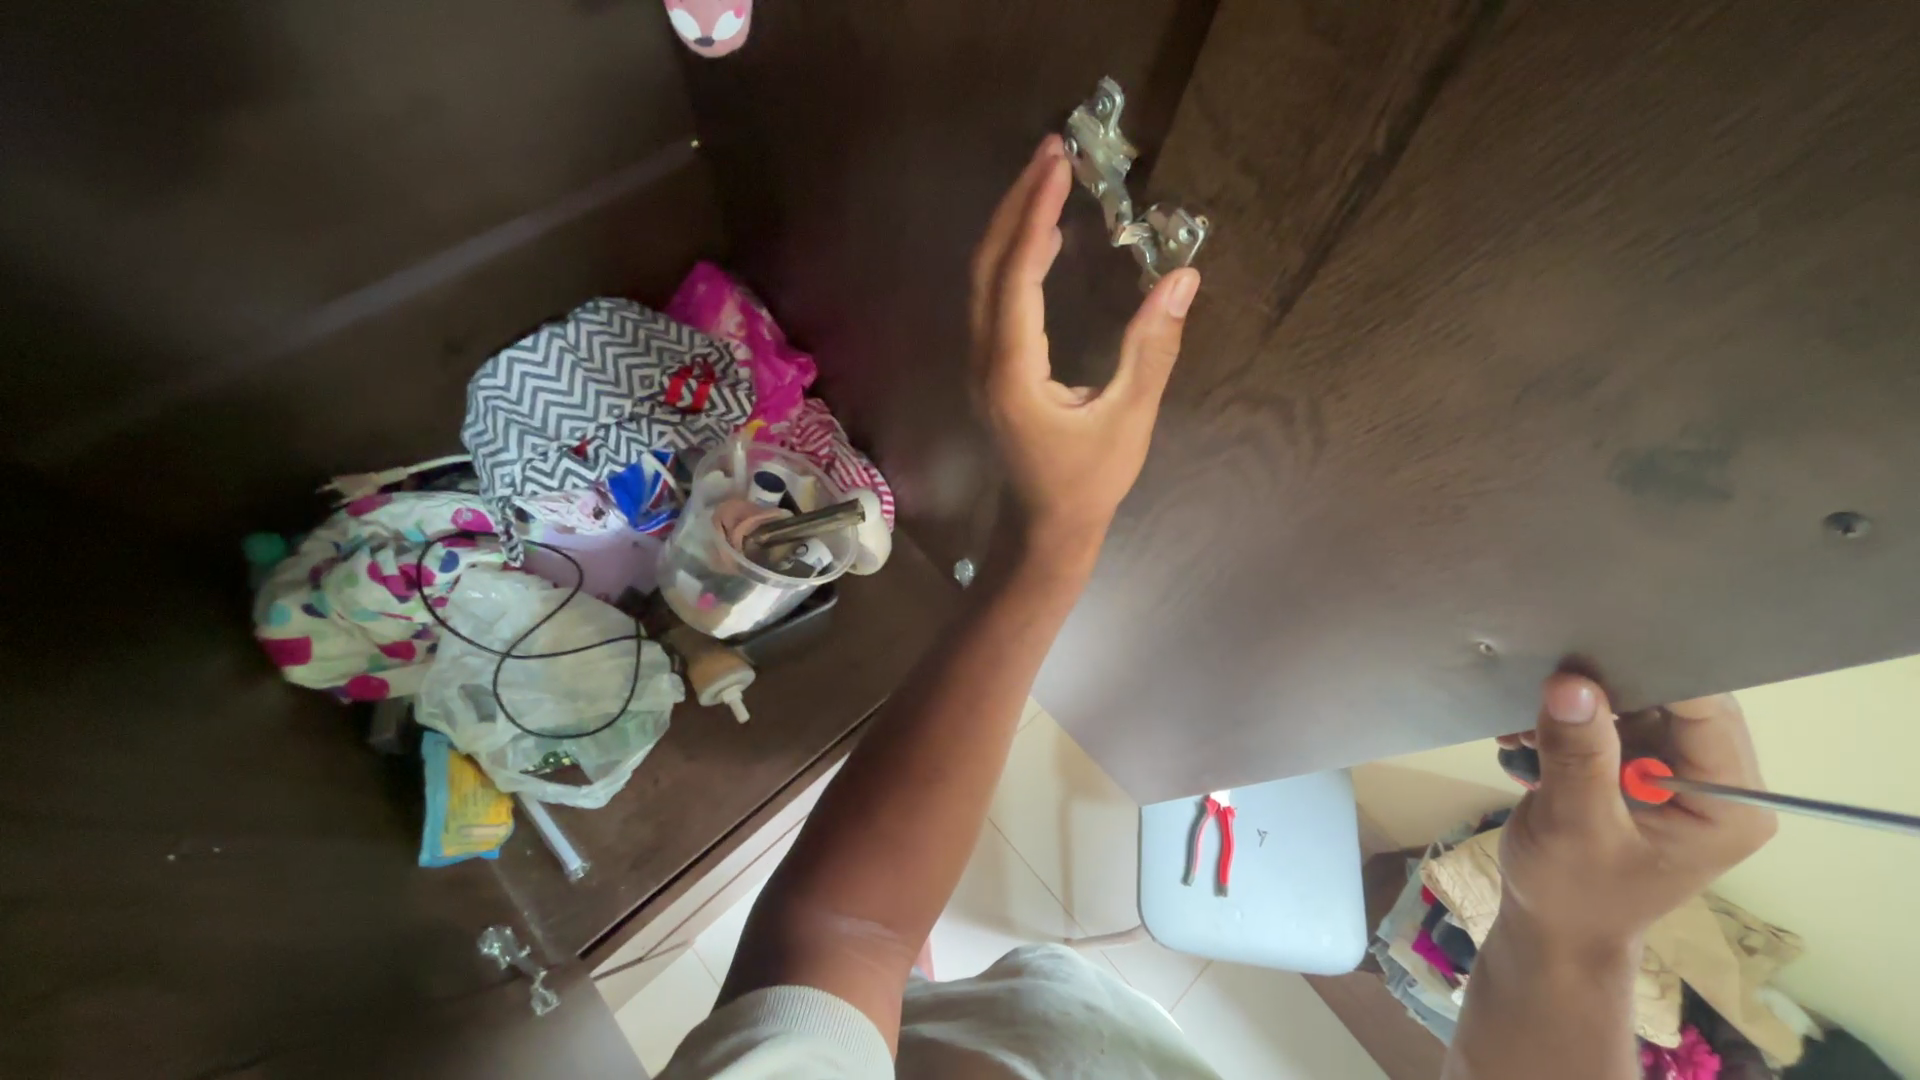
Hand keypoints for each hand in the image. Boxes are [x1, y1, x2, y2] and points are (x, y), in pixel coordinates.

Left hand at [969, 135, 1200, 561]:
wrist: (1045, 526)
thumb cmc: (1087, 482)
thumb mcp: (1129, 418)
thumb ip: (1152, 349)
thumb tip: (1183, 279)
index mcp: (1013, 372)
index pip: (1017, 277)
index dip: (1036, 215)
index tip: (1058, 163)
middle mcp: (984, 361)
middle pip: (987, 266)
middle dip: (1015, 204)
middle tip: (1051, 151)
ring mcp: (980, 365)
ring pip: (982, 281)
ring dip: (1010, 226)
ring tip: (1047, 179)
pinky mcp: (989, 369)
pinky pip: (992, 300)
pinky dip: (1013, 259)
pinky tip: (1044, 240)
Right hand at [1495, 674, 1776, 950]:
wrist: (1552, 929)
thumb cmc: (1572, 890)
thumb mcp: (1574, 824)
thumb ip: (1577, 753)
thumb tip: (1570, 682)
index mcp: (1727, 802)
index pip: (1706, 712)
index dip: (1650, 677)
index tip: (1580, 657)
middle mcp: (1710, 781)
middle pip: (1666, 702)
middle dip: (1597, 694)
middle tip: (1535, 692)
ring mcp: (1667, 776)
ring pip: (1626, 708)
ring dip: (1567, 712)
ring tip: (1516, 731)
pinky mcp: (1628, 774)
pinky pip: (1600, 727)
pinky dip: (1557, 726)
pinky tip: (1518, 742)